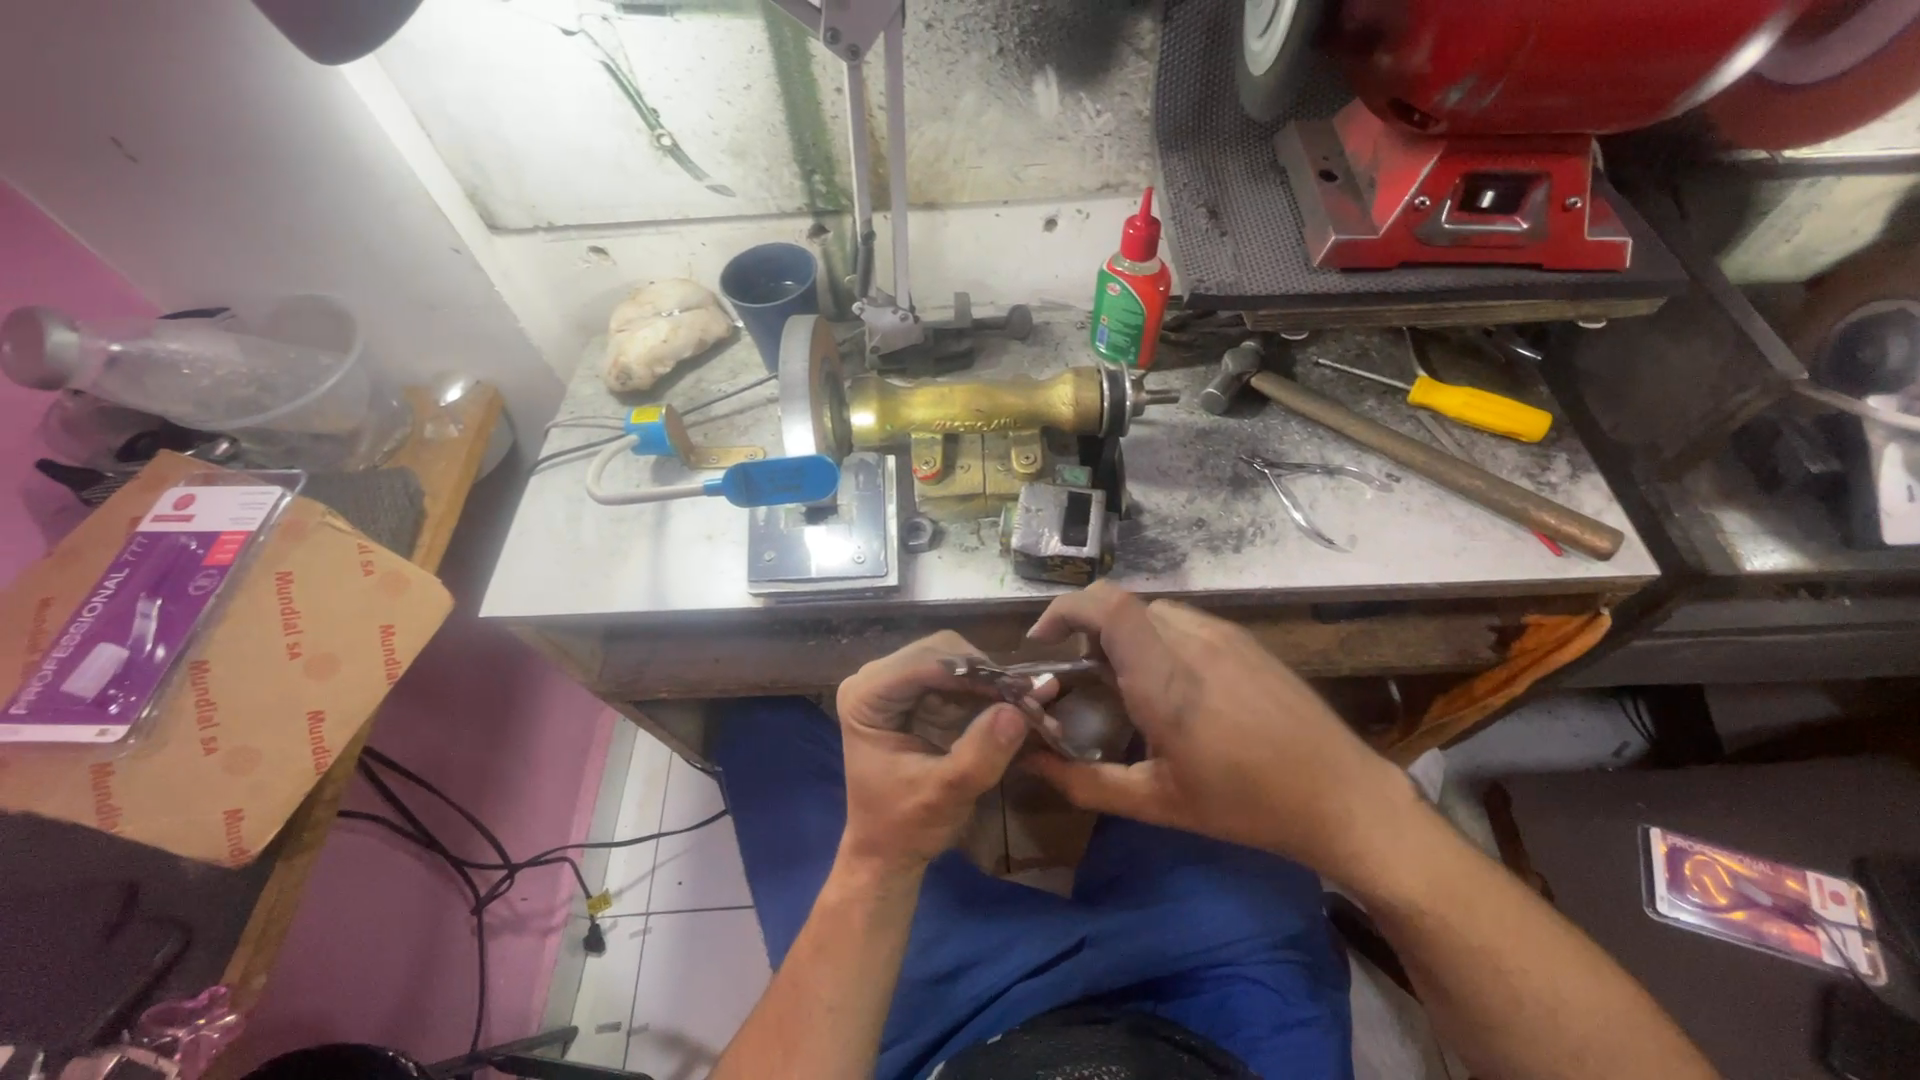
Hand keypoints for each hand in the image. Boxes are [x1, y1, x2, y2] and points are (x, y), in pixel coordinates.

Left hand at [833, 631, 1028, 872]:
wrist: (889, 852)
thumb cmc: (904, 826)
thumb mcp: (944, 795)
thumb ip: (978, 754)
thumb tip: (1016, 712)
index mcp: (865, 696)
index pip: (924, 661)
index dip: (974, 671)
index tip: (1019, 692)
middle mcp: (876, 680)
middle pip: (943, 652)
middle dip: (987, 675)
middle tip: (1029, 700)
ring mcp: (898, 686)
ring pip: (957, 661)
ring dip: (994, 683)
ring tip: (1032, 704)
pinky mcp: (920, 697)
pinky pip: (961, 680)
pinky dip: (990, 693)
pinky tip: (1020, 709)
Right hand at [1022, 583, 1417, 884]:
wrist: (1342, 797)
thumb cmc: (1246, 806)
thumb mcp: (1158, 803)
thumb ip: (1086, 783)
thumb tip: (1031, 764)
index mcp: (1165, 681)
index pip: (1106, 607)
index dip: (1064, 610)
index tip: (1041, 642)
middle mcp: (1192, 643)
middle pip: (1122, 604)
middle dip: (1086, 627)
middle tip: (1077, 672)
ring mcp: (1225, 637)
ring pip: (1154, 611)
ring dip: (1124, 632)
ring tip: (1123, 679)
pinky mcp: (1248, 642)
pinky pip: (1187, 621)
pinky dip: (1158, 638)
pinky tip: (1172, 683)